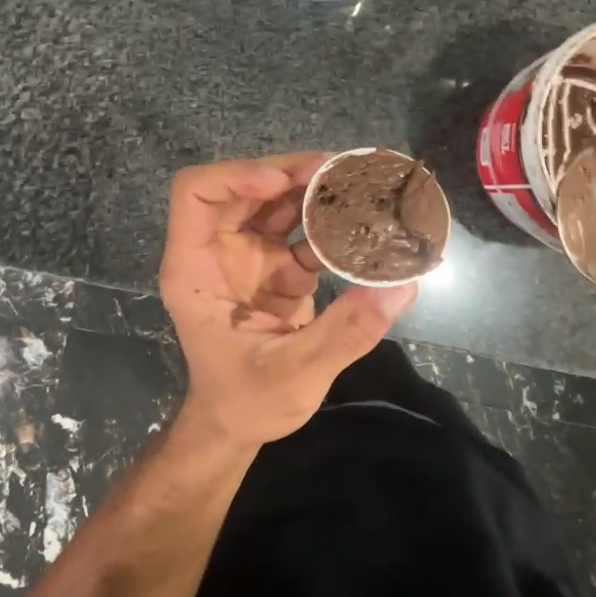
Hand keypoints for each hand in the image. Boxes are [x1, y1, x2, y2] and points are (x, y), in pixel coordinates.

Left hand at [157, 154, 418, 448]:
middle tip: (337, 170)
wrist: (239, 426)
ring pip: (274, 202)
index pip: (196, 195)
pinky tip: (364, 219)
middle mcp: (216, 251)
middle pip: (242, 188)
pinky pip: (301, 231)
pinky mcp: (275, 268)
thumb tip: (401, 286)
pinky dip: (330, 222)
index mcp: (195, 267)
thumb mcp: (295, 373)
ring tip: (357, 183)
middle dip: (287, 173)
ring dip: (311, 189)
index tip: (281, 182)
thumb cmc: (246, 401)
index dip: (235, 176)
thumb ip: (345, 332)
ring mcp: (247, 257)